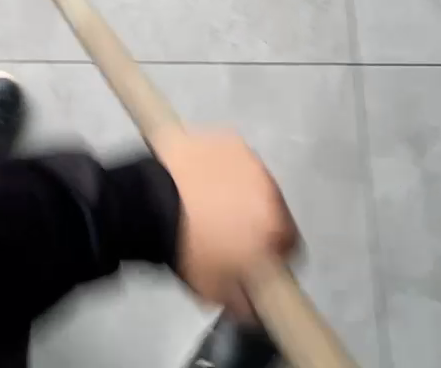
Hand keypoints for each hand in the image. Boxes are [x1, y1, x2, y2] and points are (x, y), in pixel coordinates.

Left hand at [149, 126, 298, 318]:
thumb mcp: (218, 291)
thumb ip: (247, 300)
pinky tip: (202, 179)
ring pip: (254, 181)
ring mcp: (247, 158)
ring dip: (241, 190)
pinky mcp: (225, 138)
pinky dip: (222, 167)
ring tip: (212, 201)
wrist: (149, 202)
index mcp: (274, 225)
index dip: (273, 253)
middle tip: (230, 229)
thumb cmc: (184, 246)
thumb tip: (253, 301)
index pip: (291, 244)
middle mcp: (269, 187)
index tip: (257, 256)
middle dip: (256, 219)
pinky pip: (232, 158)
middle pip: (273, 207)